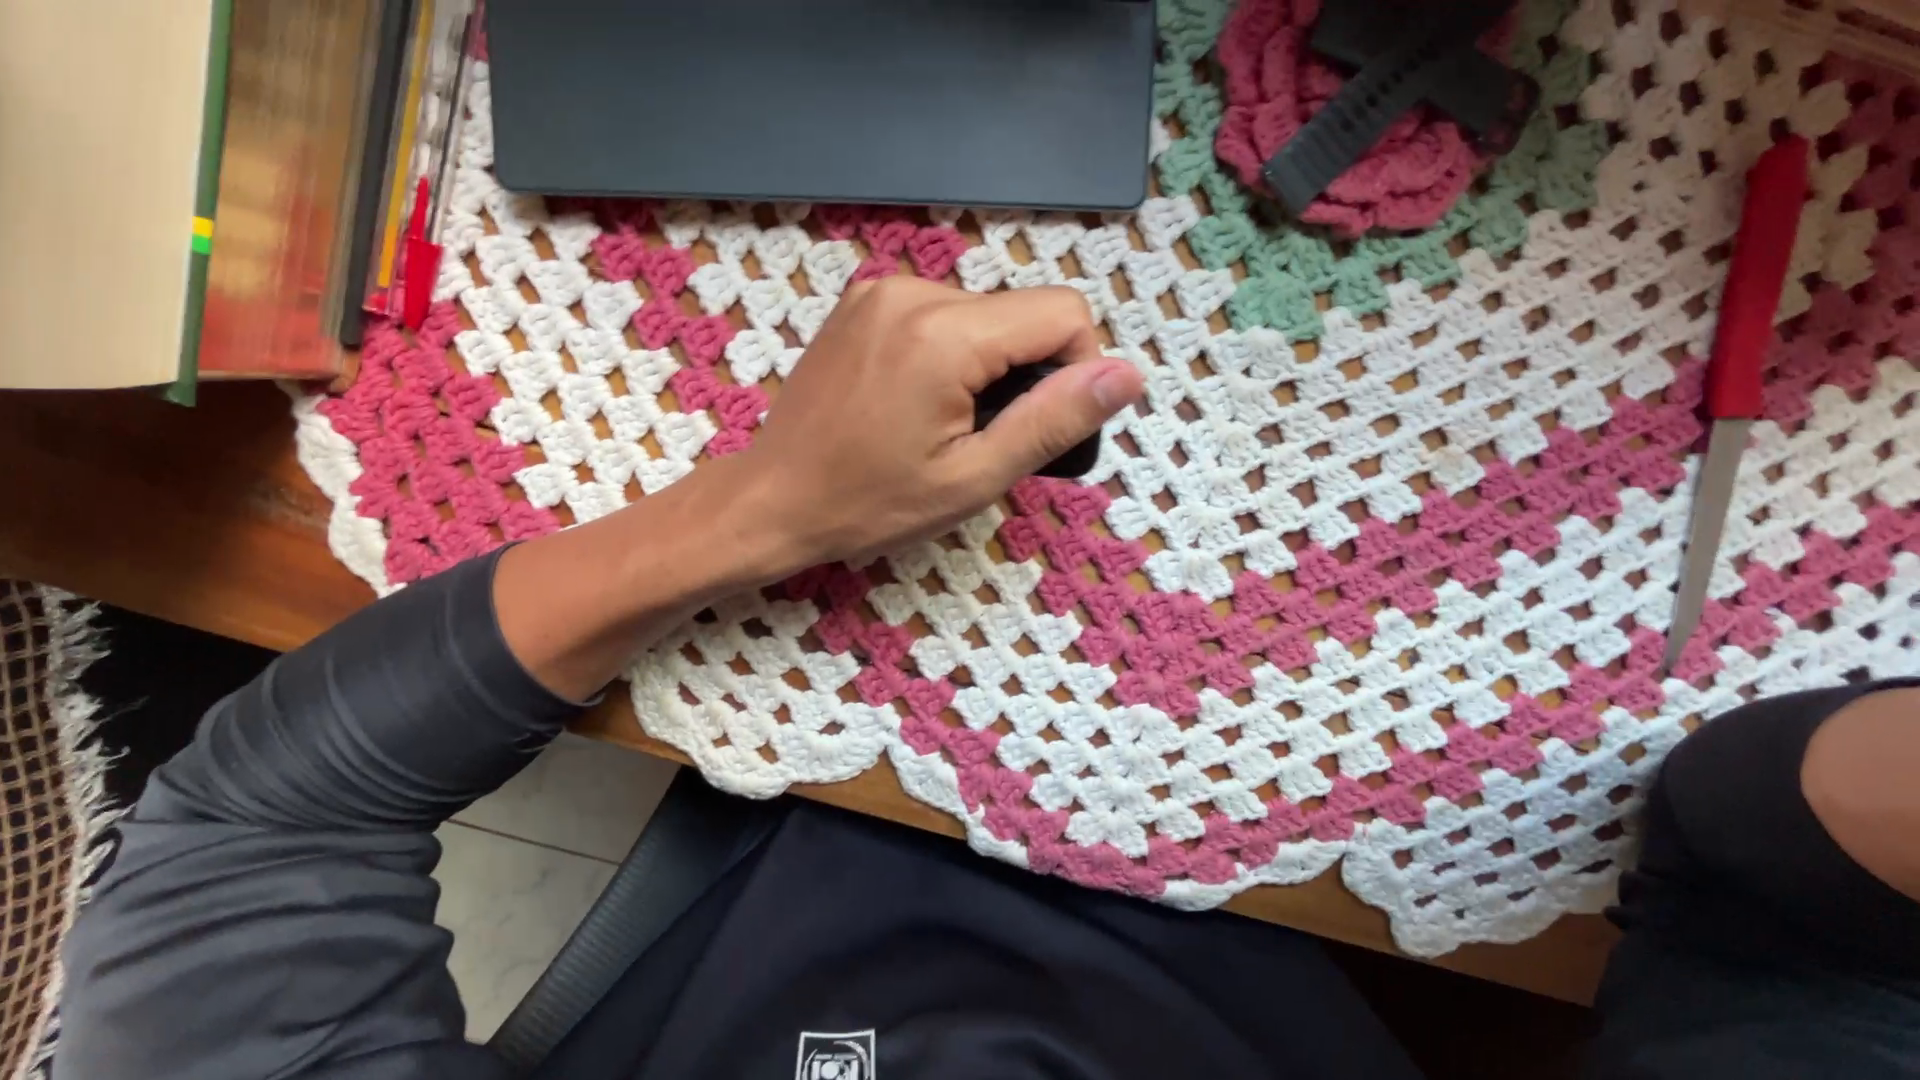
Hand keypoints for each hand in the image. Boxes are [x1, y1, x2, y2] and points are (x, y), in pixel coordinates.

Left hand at [737, 276, 1144, 569]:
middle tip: (982, 438)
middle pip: (1022, 312)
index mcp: (945, 333)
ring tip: (944, 424)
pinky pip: (941, 313)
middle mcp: (914, 290)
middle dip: (1026, 372)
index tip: (1036, 427)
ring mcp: (881, 290)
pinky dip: (950, 352)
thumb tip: (1127, 376)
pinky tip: (916, 401)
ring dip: (988, 364)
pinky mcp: (862, 301)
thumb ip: (1053, 421)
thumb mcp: (973, 478)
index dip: (1074, 372)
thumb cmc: (871, 503)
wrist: (773, 499)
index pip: (1063, 313)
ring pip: (985, 314)